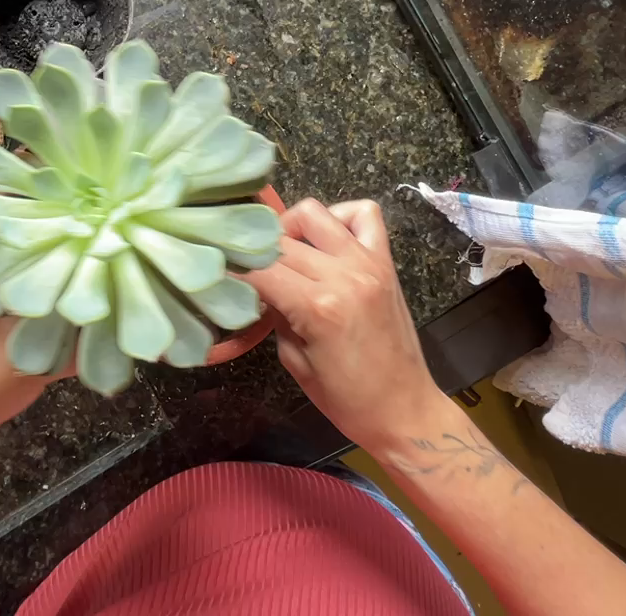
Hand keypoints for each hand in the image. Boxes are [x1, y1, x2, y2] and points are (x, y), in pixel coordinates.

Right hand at [243, 199, 447, 453]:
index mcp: (317, 308)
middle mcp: (343, 275)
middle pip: (281, 241)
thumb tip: (256, 285)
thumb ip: (274, 315)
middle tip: (247, 267)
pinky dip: (340, 217)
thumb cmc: (345, 399)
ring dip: (290, 227)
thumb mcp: (293, 361)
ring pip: (315, 213)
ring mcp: (368, 263)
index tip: (220, 270)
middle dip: (256, 252)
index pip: (260, 268)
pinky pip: (363, 214)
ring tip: (285, 251)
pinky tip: (328, 240)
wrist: (405, 411)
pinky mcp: (385, 262)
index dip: (234, 267)